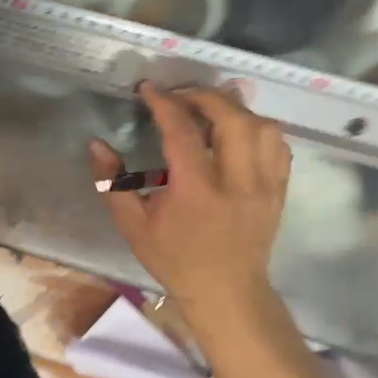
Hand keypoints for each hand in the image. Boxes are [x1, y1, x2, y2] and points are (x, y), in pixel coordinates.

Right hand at [89, 84, 290, 312]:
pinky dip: (257, 127)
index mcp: (196, 190)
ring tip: (208, 106)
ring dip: (235, 108)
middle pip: (233, 119)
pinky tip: (236, 128)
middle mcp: (238, 181)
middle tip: (179, 93)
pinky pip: (278, 144)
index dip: (164, 104)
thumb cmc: (172, 258)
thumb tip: (97, 145)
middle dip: (205, 96)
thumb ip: (112, 182)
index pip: (183, 132)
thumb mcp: (131, 224)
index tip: (148, 89)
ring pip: (263, 127)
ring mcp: (266, 184)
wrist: (226, 289)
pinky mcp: (281, 188)